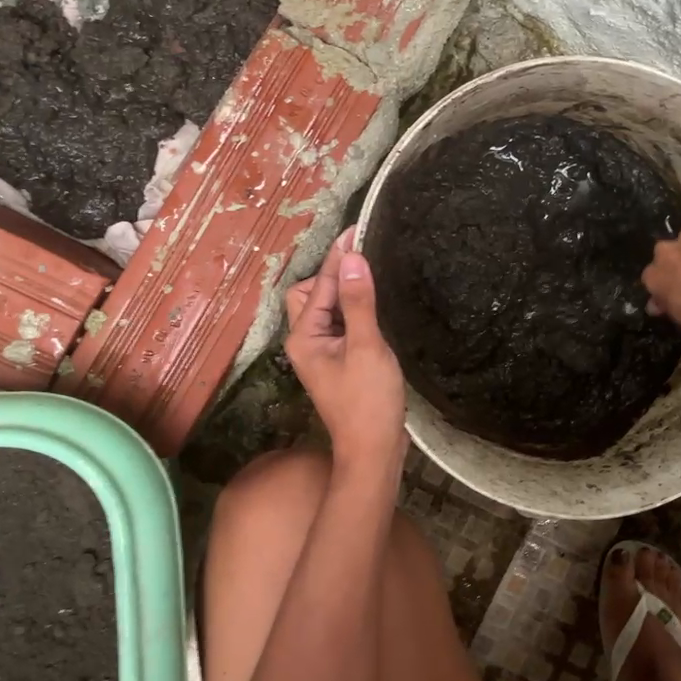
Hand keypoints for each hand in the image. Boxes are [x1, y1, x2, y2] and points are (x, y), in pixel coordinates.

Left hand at [285, 228, 407, 466]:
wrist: (373, 451)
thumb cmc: (368, 401)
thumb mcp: (367, 347)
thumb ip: (359, 302)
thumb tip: (353, 258)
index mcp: (306, 336)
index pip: (323, 284)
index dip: (341, 257)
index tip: (359, 229)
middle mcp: (306, 341)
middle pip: (312, 293)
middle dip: (334, 273)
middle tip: (366, 256)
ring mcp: (322, 353)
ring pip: (326, 308)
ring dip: (344, 290)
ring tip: (372, 274)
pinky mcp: (340, 361)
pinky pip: (340, 323)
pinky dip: (354, 309)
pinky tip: (375, 305)